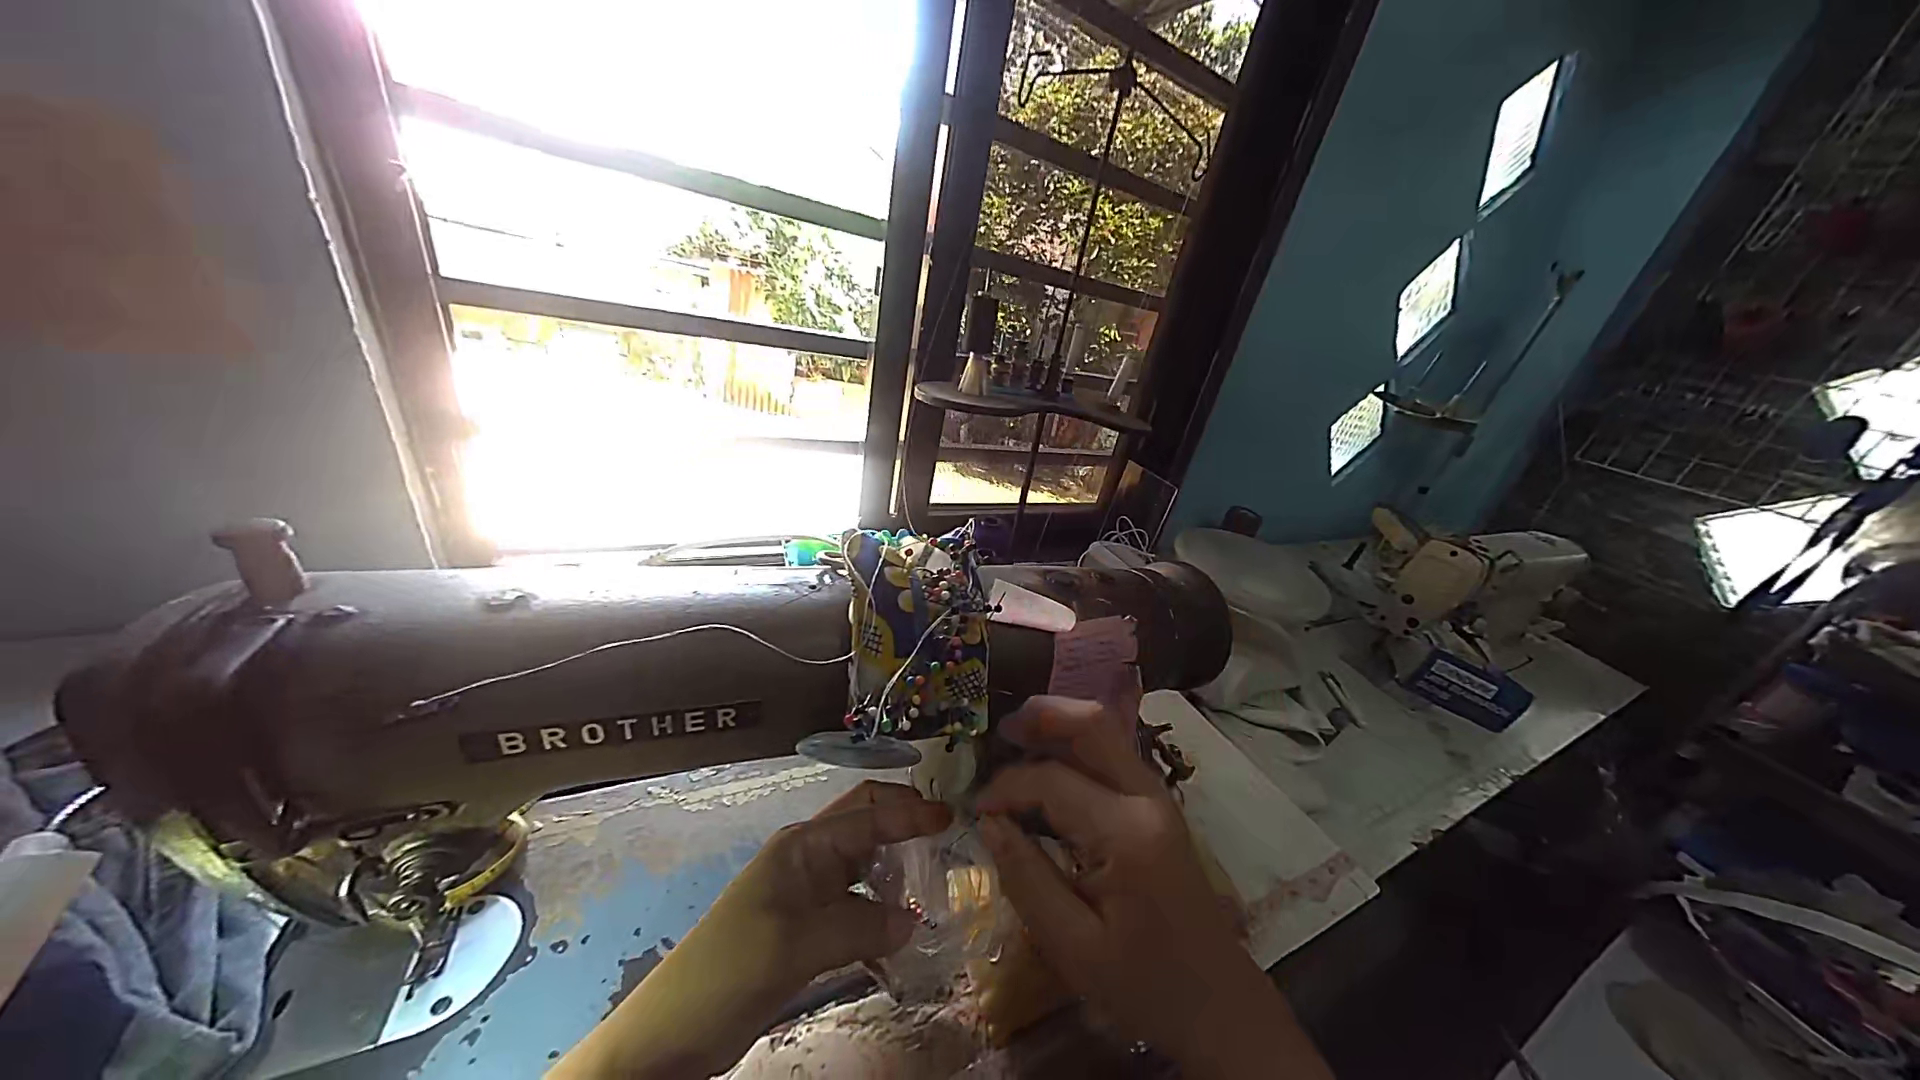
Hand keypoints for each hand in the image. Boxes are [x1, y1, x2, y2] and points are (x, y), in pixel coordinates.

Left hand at [549, 780, 950, 1079]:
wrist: (675, 1029)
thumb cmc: (730, 969)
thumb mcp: (794, 945)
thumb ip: (858, 926)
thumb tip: (913, 921)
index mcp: (804, 845)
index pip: (866, 815)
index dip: (909, 812)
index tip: (951, 817)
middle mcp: (810, 859)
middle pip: (866, 825)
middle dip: (904, 824)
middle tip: (946, 840)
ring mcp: (809, 893)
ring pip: (864, 866)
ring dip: (897, 868)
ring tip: (934, 884)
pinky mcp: (810, 926)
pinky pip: (857, 905)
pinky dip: (882, 909)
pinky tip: (901, 930)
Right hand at [976, 696, 1331, 1079]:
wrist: (1218, 1006)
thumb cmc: (1143, 986)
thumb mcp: (1072, 946)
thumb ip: (1025, 876)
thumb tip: (989, 822)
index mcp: (1127, 834)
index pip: (1052, 781)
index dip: (1006, 787)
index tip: (977, 809)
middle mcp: (1148, 799)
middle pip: (1094, 725)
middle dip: (1042, 716)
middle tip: (999, 731)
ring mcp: (1159, 798)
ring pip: (1106, 733)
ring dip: (1059, 727)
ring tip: (1014, 739)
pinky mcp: (1158, 808)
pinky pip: (1113, 757)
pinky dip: (1076, 749)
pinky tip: (1047, 766)